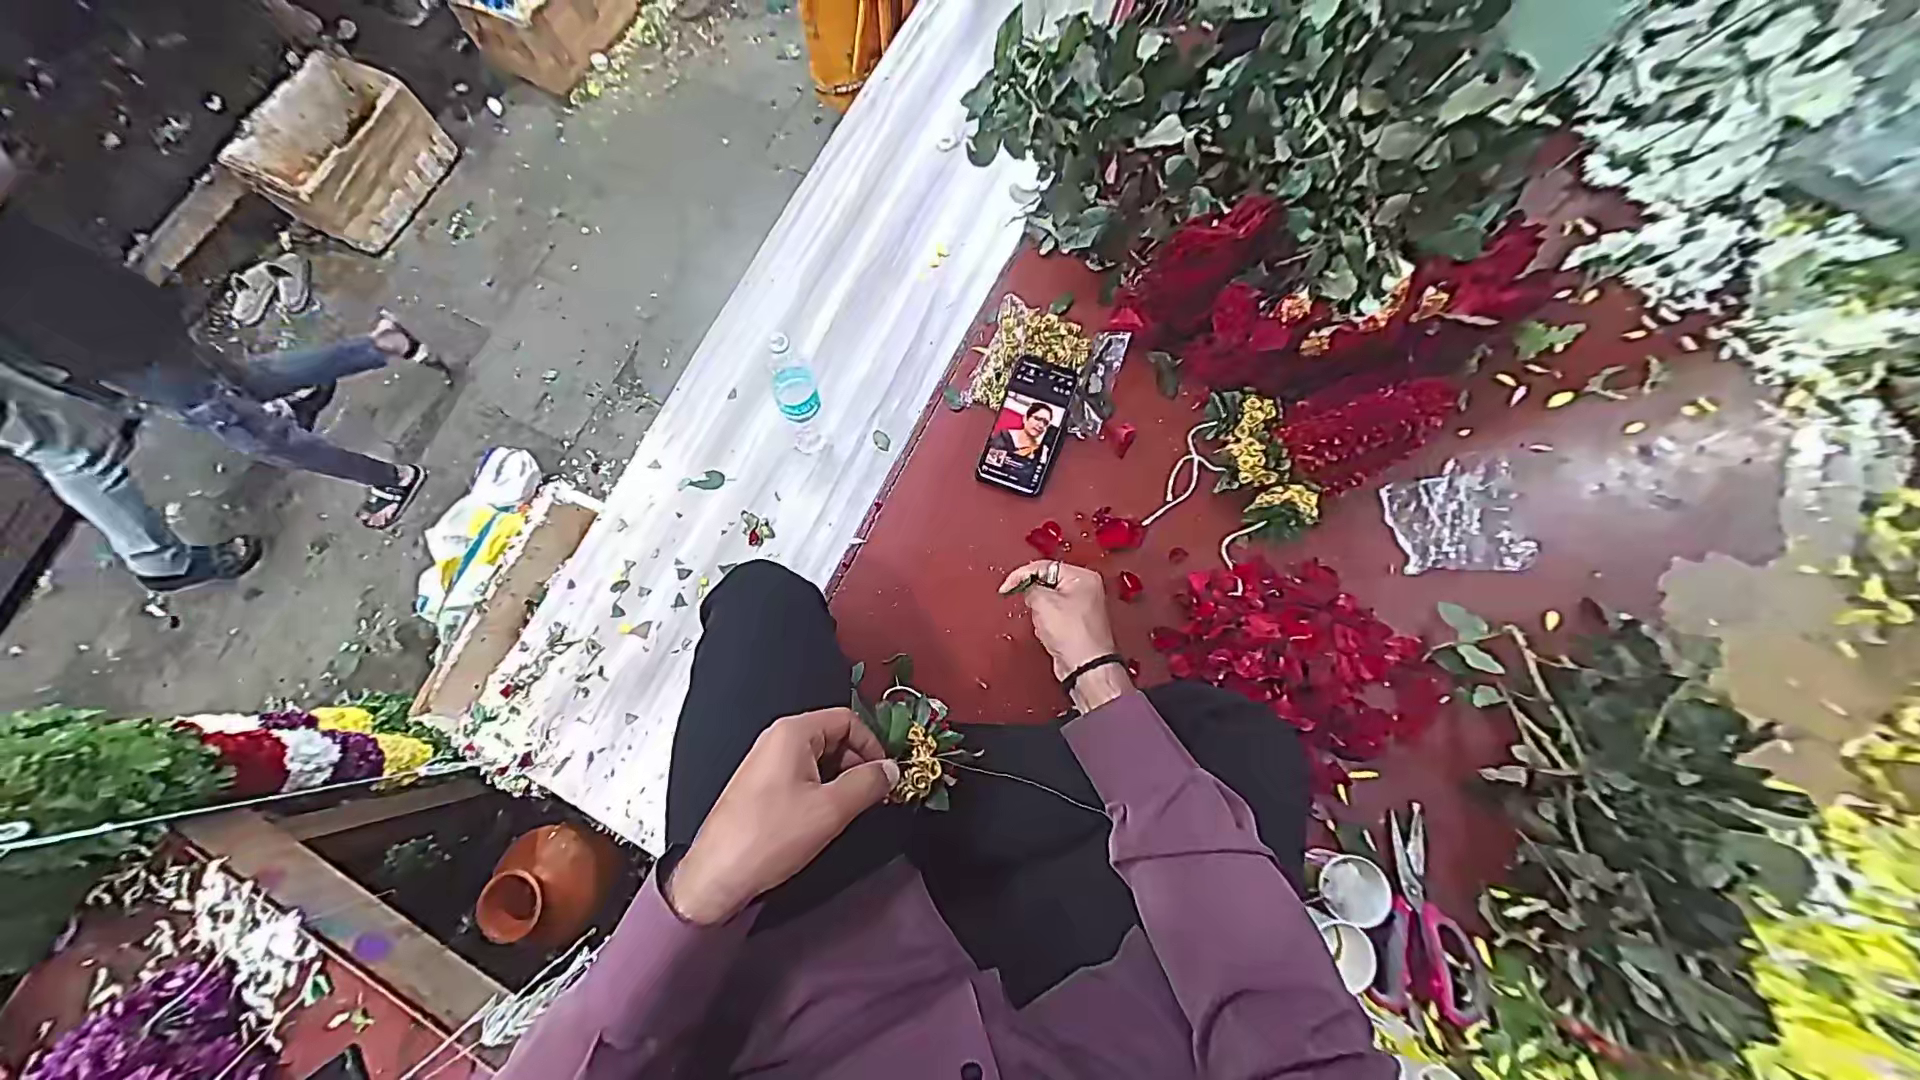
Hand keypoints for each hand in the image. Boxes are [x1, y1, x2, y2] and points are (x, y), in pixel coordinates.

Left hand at [666, 708, 899, 925]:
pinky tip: (825, 818)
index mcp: (793, 732)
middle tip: (872, 795)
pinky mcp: (763, 786)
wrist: (715, 878)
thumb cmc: (768, 838)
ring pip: (821, 758)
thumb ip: (868, 783)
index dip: (872, 745)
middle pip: (835, 737)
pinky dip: (822, 790)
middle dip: (858, 764)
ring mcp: (768, 762)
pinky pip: (804, 775)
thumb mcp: (831, 809)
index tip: (885, 774)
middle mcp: (778, 739)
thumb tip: (891, 770)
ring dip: (842, 780)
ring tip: (849, 810)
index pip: (848, 720)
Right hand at [999, 560, 1134, 710]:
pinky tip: (1050, 633)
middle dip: (1035, 596)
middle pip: (1047, 582)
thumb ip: (1029, 587)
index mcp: (1082, 577)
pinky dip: (1047, 623)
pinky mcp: (1076, 623)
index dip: (1022, 575)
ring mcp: (1082, 606)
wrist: (1085, 665)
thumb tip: (1026, 587)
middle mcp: (1085, 589)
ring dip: (1040, 612)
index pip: (1045, 566)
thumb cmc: (1075, 635)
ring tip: (1046, 624)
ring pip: (1048, 600)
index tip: (1008, 585)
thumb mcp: (1042, 602)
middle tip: (1033, 607)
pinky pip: (1053, 616)